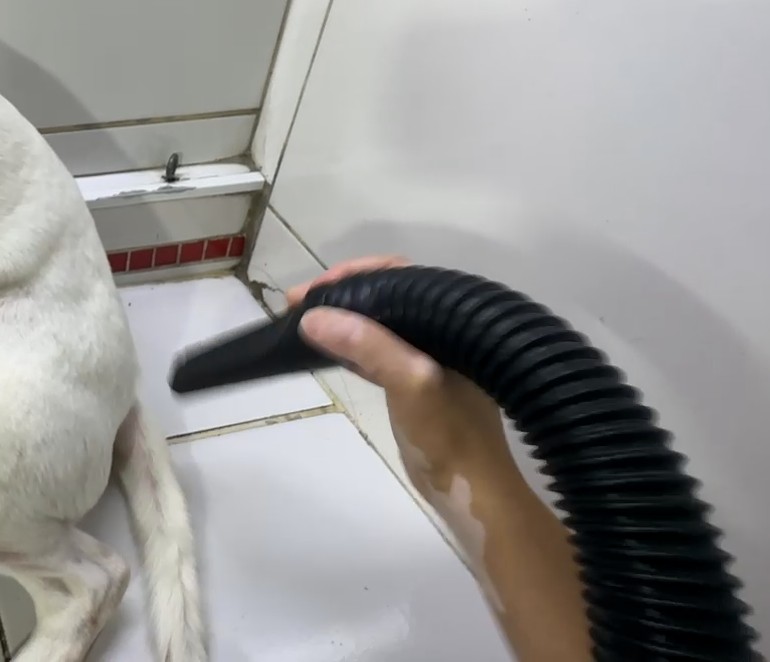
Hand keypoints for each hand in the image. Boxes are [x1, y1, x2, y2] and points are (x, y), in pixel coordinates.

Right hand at [286, 257, 518, 500]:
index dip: (357, 274)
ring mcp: (426, 358)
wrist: (470, 495)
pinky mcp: (412, 382)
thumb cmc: (451, 438)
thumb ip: (368, 347)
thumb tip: (313, 317)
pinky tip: (324, 345)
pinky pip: (374, 348)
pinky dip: (347, 342)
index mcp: (451, 324)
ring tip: (302, 316)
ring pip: (376, 322)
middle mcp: (441, 333)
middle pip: (384, 295)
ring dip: (340, 316)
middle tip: (299, 299)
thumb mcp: (411, 385)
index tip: (317, 287)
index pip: (401, 277)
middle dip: (340, 293)